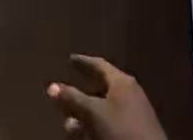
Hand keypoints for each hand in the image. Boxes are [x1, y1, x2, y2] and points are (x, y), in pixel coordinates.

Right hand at [47, 55, 168, 139]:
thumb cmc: (122, 131)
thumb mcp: (92, 113)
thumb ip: (72, 98)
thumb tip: (51, 87)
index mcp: (122, 82)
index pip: (99, 64)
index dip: (83, 62)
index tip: (70, 60)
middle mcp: (131, 93)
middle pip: (101, 89)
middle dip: (81, 98)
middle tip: (65, 101)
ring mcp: (138, 114)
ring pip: (106, 110)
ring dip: (87, 117)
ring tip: (71, 128)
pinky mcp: (140, 133)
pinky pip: (114, 123)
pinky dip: (99, 127)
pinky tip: (89, 136)